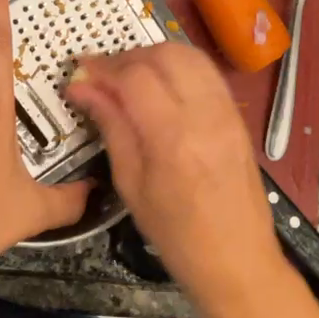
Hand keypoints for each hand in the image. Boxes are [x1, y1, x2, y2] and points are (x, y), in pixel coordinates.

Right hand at [66, 44, 288, 305]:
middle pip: (163, 55)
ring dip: (153, 56)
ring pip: (188, 55)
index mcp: (173, 139)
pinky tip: (160, 86)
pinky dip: (178, 66)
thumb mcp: (131, 184)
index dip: (102, 68)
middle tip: (102, 76)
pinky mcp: (237, 116)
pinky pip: (206, 72)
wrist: (239, 262)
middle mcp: (205, 115)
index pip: (134, 77)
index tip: (79, 73)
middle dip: (127, 57)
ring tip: (130, 77)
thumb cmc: (177, 235)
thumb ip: (110, 126)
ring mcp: (227, 112)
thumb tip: (81, 88)